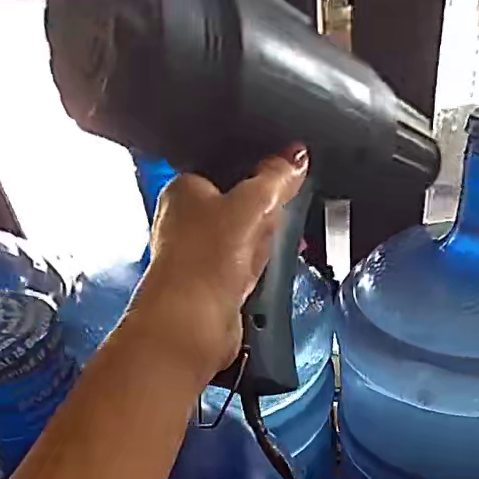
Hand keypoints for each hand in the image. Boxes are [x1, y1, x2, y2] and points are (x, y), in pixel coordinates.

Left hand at [122, 148, 309, 385]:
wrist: (194, 321)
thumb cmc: (203, 260)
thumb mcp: (250, 205)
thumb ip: (275, 180)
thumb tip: (296, 157)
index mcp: (183, 190)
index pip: (226, 174)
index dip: (256, 184)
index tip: (281, 191)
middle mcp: (185, 224)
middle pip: (238, 213)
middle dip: (263, 222)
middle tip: (277, 227)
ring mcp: (198, 259)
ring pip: (243, 247)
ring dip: (261, 253)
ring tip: (265, 258)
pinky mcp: (212, 290)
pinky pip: (244, 276)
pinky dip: (256, 278)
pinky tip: (258, 281)